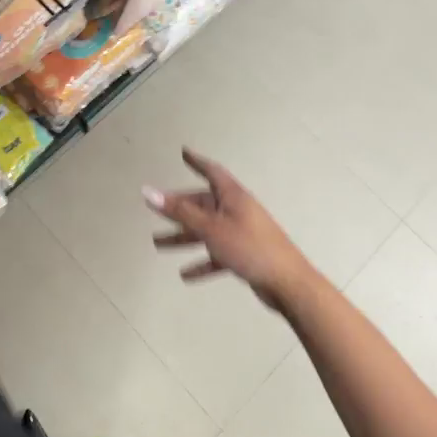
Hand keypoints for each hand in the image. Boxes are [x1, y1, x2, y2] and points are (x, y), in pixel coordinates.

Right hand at [145, 148, 320, 310]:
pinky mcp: (245, 255)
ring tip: (159, 244)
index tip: (183, 152)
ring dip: (184, 237)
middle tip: (158, 211)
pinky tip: (185, 275)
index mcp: (232, 196)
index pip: (212, 171)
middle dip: (180, 208)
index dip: (197, 161)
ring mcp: (241, 233)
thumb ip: (179, 212)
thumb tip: (148, 191)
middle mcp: (236, 210)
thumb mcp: (210, 228)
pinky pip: (217, 254)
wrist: (288, 283)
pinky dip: (202, 262)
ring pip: (207, 231)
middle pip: (203, 203)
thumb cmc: (249, 247)